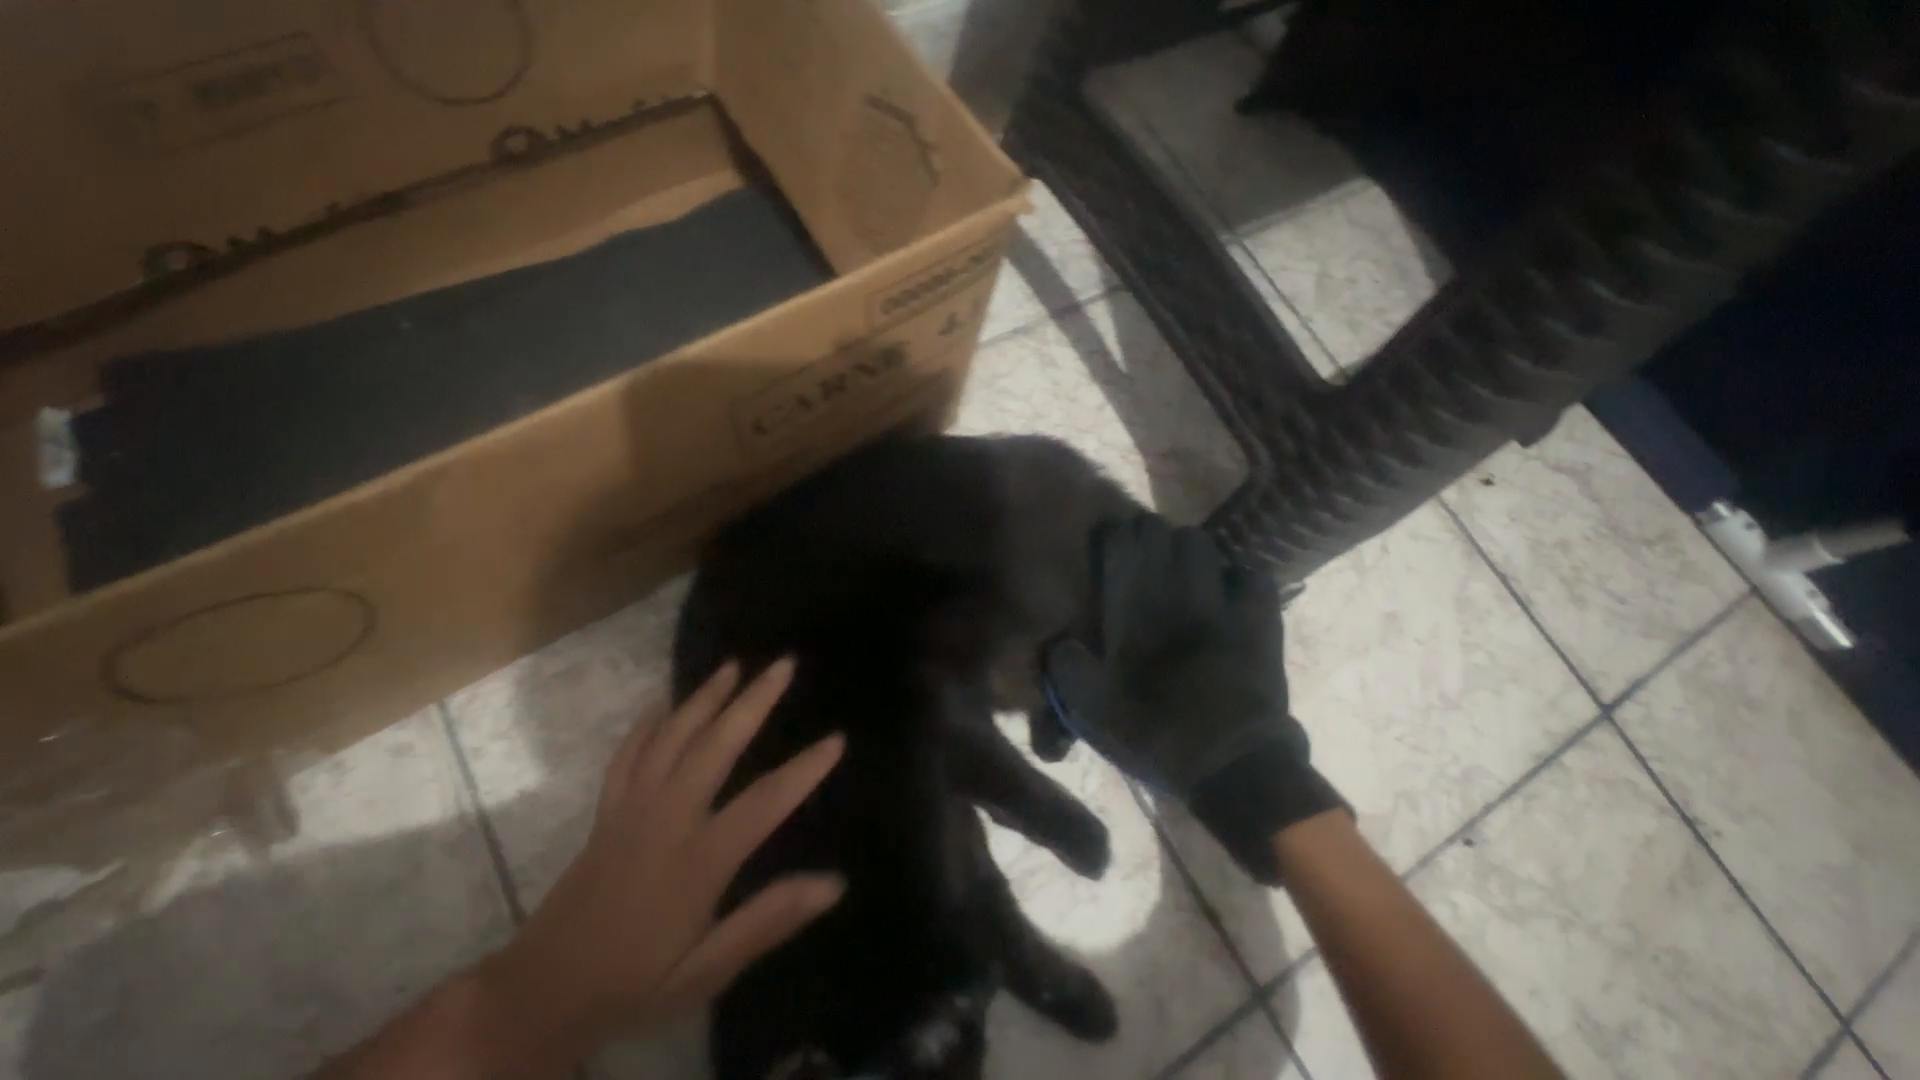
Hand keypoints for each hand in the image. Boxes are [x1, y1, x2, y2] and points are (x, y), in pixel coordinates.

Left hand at [480, 658, 845, 1053]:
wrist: (541, 992)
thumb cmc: (636, 983)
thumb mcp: (707, 970)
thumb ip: (768, 921)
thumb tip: (834, 882)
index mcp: (698, 861)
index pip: (764, 802)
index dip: (805, 769)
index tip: (837, 739)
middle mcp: (665, 821)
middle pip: (715, 747)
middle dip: (752, 703)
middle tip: (784, 665)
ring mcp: (630, 811)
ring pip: (670, 739)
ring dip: (704, 698)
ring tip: (733, 665)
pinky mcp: (605, 814)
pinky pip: (627, 756)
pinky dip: (647, 726)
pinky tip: (662, 706)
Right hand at [1043, 514, 1342, 882]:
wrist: (1232, 766)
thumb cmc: (1156, 738)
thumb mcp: (1092, 714)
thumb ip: (1066, 670)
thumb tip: (1058, 640)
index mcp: (1131, 614)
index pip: (1119, 546)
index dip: (1112, 535)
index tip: (1106, 537)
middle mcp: (1174, 595)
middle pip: (1160, 533)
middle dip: (1147, 534)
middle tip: (1141, 550)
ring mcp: (1221, 604)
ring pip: (1202, 545)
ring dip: (1188, 550)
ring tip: (1182, 568)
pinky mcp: (1259, 621)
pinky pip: (1250, 575)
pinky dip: (1237, 577)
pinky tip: (1228, 591)